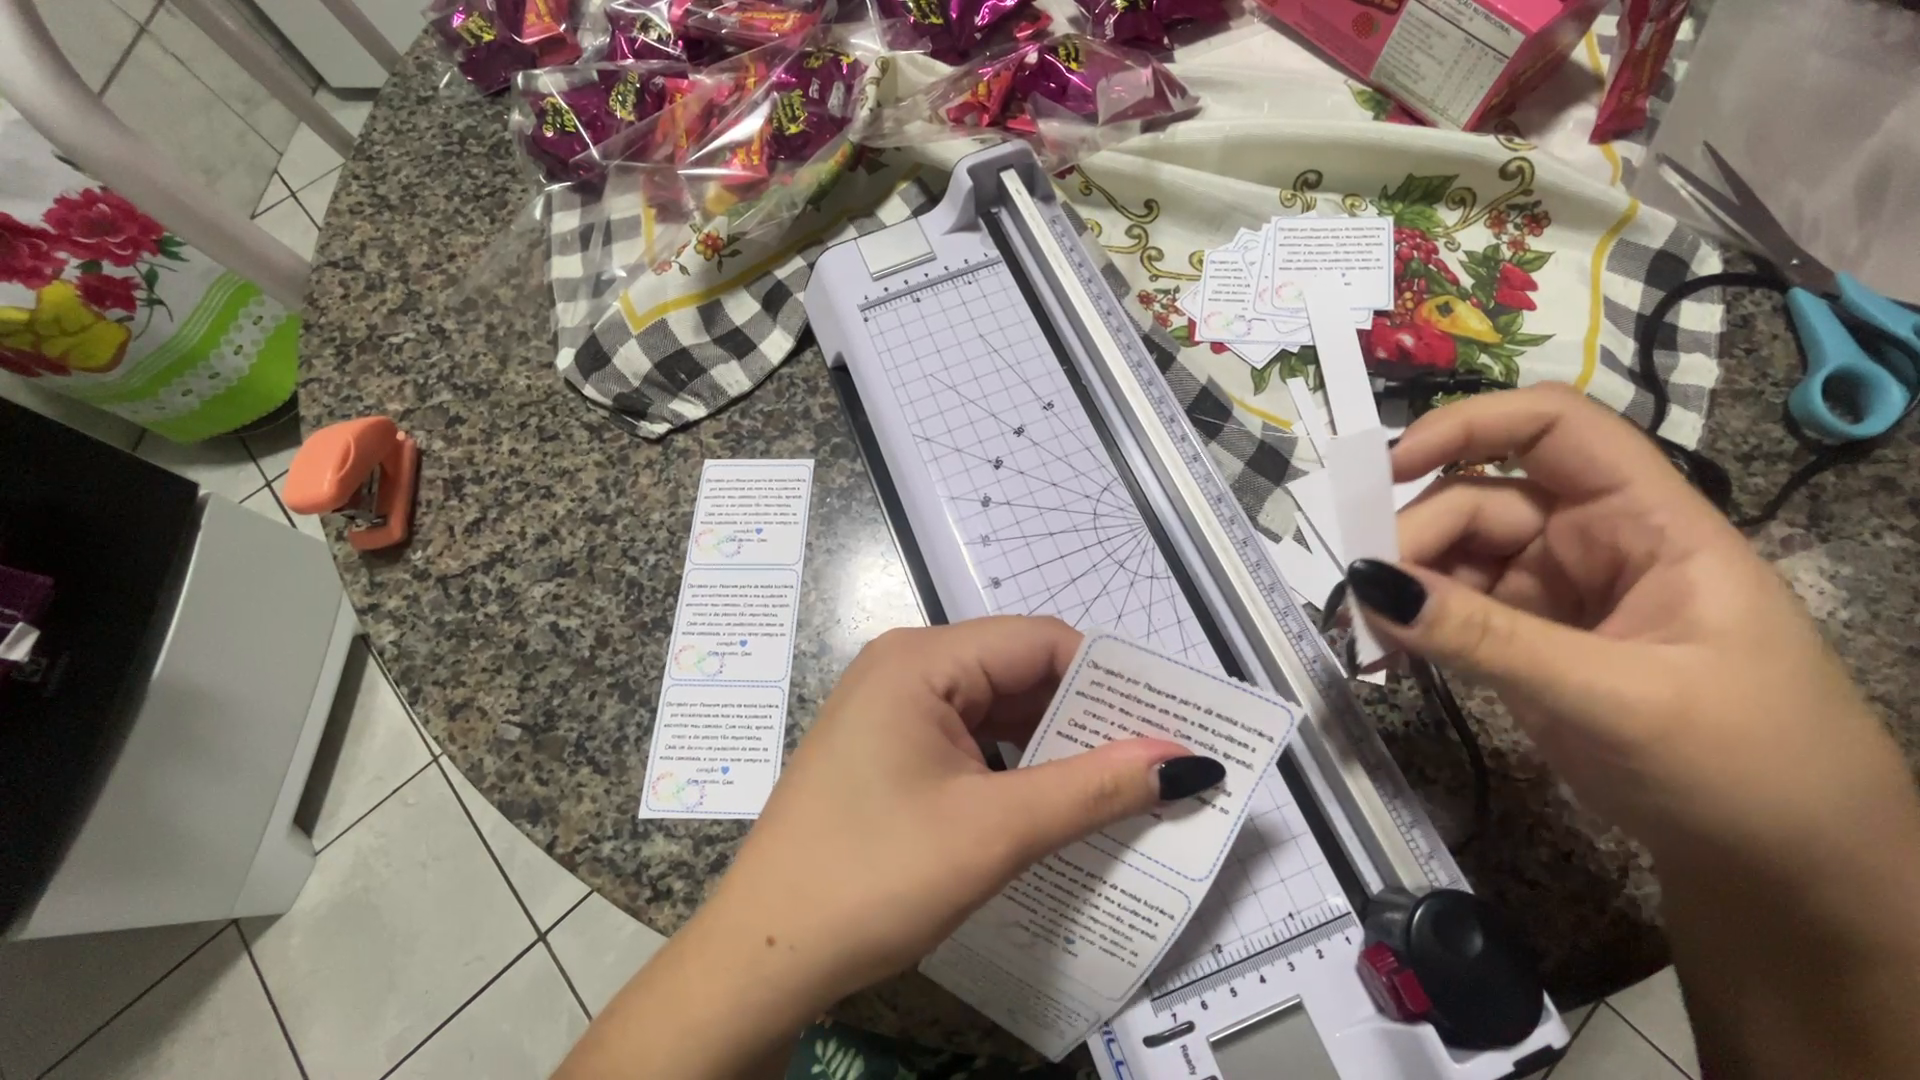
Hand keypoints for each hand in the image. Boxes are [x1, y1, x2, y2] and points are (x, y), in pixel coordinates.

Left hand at [698, 616, 1221, 1010]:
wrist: (766, 953)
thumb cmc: (874, 877)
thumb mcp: (995, 831)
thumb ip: (1094, 788)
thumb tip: (1185, 761)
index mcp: (921, 660)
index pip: (1039, 642)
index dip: (1109, 680)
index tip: (1168, 726)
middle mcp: (906, 669)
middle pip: (1019, 673)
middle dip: (1087, 718)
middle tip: (1159, 764)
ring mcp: (894, 711)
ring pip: (998, 711)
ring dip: (1055, 748)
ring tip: (1122, 788)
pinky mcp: (891, 752)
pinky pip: (971, 743)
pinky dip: (1016, 769)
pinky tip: (1055, 805)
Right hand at [1344, 384, 1912, 873]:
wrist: (1783, 863)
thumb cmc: (1745, 764)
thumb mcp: (1614, 696)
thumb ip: (1487, 638)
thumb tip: (1368, 584)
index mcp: (1647, 521)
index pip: (1554, 429)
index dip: (1468, 427)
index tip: (1387, 470)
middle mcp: (1594, 541)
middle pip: (1480, 500)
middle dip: (1415, 539)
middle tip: (1365, 599)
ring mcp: (1556, 594)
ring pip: (1455, 557)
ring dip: (1405, 587)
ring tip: (1372, 638)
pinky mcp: (1527, 642)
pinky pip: (1452, 612)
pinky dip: (1414, 625)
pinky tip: (1390, 654)